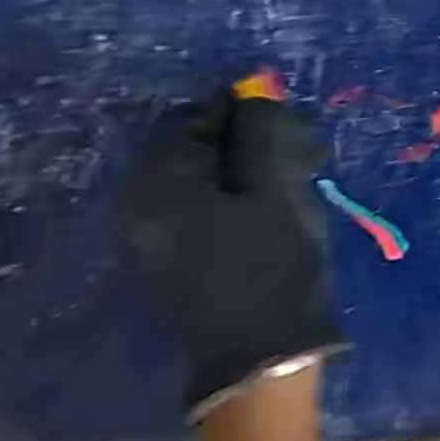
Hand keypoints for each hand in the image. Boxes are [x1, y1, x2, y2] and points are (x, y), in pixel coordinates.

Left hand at [120, 90, 346, 419]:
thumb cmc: (273, 257)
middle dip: (242, 137)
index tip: (276, 103)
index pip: (183, 127)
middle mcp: (142, 211)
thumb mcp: (276, 190)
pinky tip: (274, 196)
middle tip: (297, 137)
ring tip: (297, 165)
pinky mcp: (176, 259)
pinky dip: (235, 188)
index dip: (229, 108)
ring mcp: (155, 240)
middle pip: (186, 153)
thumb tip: (254, 100)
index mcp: (160, 191)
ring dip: (244, 163)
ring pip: (196, 181)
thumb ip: (260, 140)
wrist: (264, 340)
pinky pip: (199, 205)